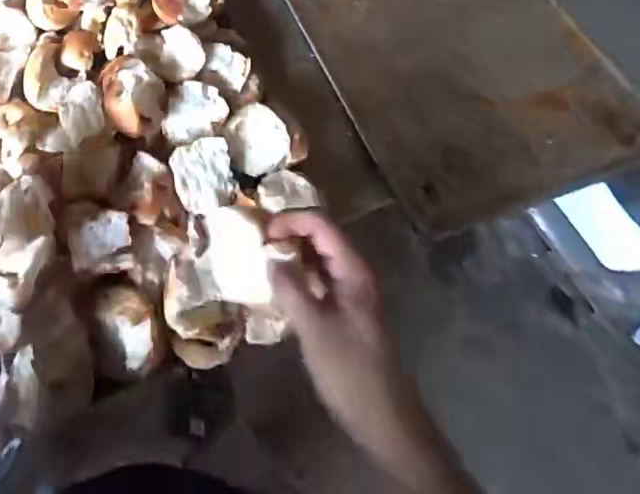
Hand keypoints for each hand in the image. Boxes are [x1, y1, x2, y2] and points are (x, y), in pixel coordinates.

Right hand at [268, 212, 476, 493]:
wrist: (383, 417)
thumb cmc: (349, 369)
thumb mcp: (313, 327)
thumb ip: (289, 288)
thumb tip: (269, 258)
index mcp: (353, 270)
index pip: (320, 225)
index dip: (289, 221)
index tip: (261, 234)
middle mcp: (355, 273)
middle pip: (320, 236)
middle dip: (288, 233)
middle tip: (256, 244)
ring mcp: (351, 292)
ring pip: (318, 258)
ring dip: (292, 254)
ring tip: (261, 260)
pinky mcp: (345, 310)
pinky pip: (319, 279)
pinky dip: (298, 275)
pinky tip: (278, 286)